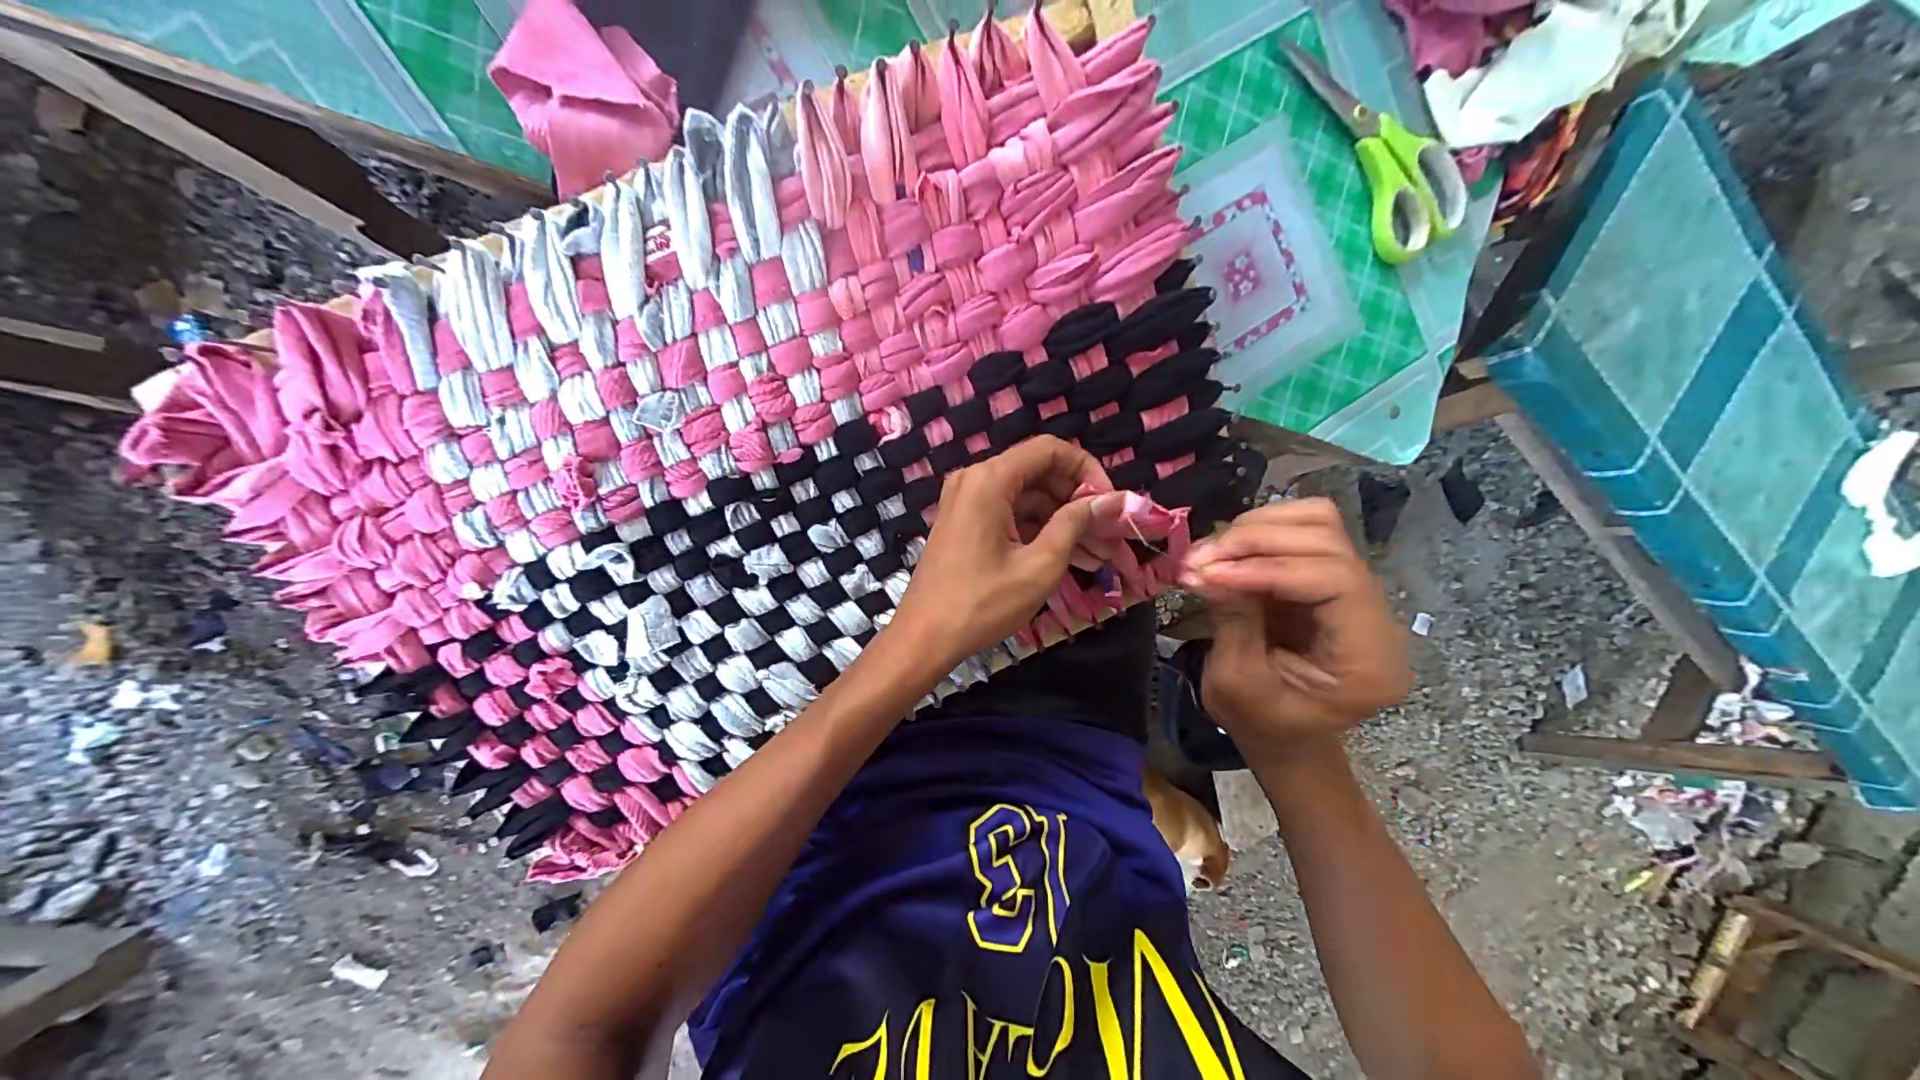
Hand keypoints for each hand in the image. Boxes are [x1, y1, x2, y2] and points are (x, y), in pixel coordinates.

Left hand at [887, 435, 1109, 669]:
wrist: (924, 638)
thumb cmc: (981, 603)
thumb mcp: (1039, 565)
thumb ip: (1076, 524)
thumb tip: (1111, 500)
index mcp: (989, 479)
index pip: (1050, 450)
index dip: (1087, 469)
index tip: (1110, 502)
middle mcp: (976, 481)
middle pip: (1040, 474)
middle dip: (1080, 502)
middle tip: (1112, 534)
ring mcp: (968, 503)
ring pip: (1030, 499)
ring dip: (1066, 522)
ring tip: (1102, 555)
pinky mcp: (967, 524)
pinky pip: (1012, 516)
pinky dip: (1042, 533)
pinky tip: (1074, 559)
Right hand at [1179, 498, 1410, 753]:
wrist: (1285, 737)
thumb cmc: (1263, 725)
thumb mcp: (1238, 684)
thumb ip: (1233, 621)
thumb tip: (1205, 567)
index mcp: (1369, 658)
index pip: (1335, 581)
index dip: (1269, 567)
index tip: (1210, 573)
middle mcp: (1377, 616)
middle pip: (1328, 542)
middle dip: (1257, 541)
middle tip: (1199, 558)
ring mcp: (1356, 591)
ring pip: (1318, 523)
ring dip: (1256, 529)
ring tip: (1208, 552)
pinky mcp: (1328, 578)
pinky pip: (1301, 533)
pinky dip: (1258, 532)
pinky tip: (1224, 551)